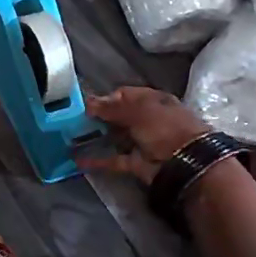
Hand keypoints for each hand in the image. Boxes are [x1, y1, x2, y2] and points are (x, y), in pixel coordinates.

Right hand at [82, 87, 211, 183]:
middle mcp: (146, 120)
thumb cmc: (164, 128)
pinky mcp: (135, 162)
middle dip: (97, 118)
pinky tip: (78, 159)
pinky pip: (113, 159)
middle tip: (73, 121)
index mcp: (152, 101)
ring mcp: (141, 142)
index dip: (105, 98)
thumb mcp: (138, 111)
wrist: (185, 162)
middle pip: (117, 116)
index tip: (85, 105)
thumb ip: (112, 107)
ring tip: (70, 138)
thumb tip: (87, 102)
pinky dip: (97, 160)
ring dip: (94, 138)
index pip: (124, 95)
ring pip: (114, 137)